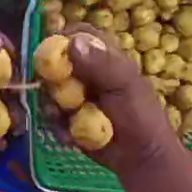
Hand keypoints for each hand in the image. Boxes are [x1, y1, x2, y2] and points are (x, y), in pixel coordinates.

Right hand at [60, 25, 181, 176]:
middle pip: (57, 62)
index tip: (50, 48)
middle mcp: (86, 73)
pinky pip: (52, 115)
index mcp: (104, 57)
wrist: (141, 157)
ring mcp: (76, 96)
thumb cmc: (140, 115)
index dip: (63, 37)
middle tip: (51, 89)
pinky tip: (67, 135)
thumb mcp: (124, 84)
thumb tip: (71, 43)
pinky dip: (56, 125)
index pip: (80, 34)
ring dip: (51, 103)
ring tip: (60, 117)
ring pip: (50, 91)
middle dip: (50, 75)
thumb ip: (100, 63)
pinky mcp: (68, 118)